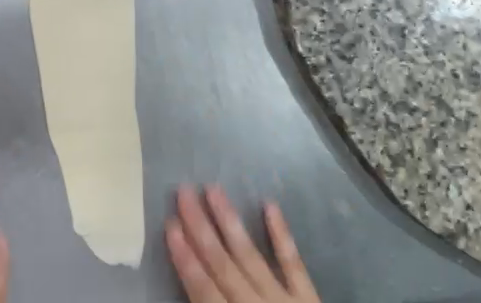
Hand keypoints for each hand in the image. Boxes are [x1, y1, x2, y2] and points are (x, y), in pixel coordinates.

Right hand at [167, 185, 319, 302]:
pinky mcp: (311, 301)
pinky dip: (282, 236)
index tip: (169, 224)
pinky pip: (294, 266)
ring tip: (213, 189)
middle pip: (223, 265)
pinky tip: (269, 206)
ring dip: (230, 223)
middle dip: (200, 228)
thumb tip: (190, 299)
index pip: (204, 291)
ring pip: (252, 258)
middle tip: (183, 191)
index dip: (185, 259)